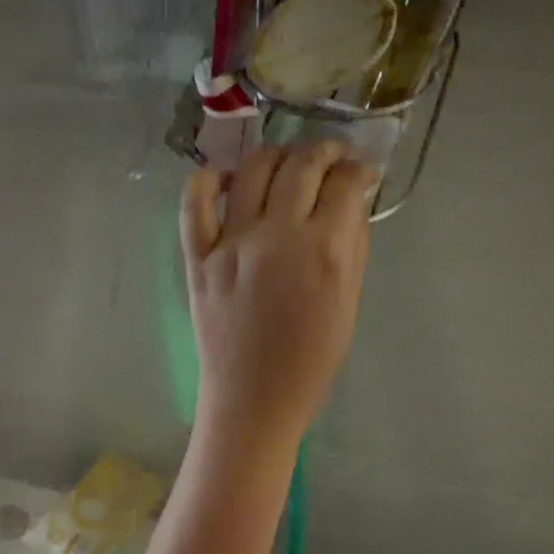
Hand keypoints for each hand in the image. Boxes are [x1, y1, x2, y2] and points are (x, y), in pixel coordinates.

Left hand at [180, 142, 373, 445]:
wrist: (253, 401)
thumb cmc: (309, 363)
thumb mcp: (347, 305)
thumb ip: (352, 249)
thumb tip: (352, 204)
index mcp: (325, 252)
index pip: (346, 183)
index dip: (358, 170)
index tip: (359, 174)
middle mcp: (279, 236)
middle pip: (303, 165)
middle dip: (325, 152)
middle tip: (330, 160)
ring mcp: (233, 244)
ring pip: (253, 169)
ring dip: (276, 156)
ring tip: (285, 166)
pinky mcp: (198, 258)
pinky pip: (194, 201)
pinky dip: (209, 179)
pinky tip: (226, 181)